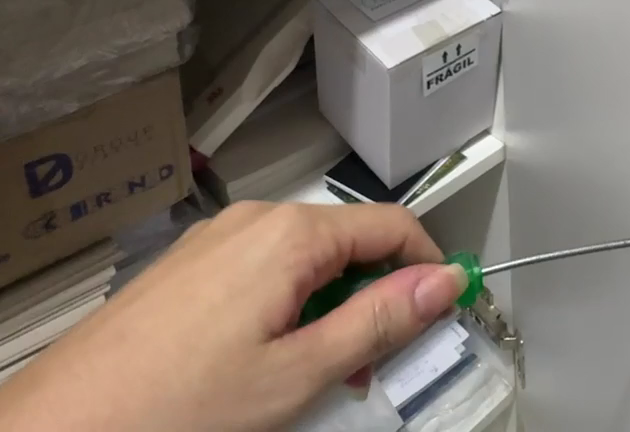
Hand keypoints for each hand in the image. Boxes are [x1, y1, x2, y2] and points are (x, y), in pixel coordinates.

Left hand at [0, 202, 469, 431]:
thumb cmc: (181, 411)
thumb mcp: (297, 375)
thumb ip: (380, 321)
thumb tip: (448, 278)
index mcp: (291, 232)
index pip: (392, 225)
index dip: (428, 264)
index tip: (445, 313)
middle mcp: (255, 217)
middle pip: (346, 240)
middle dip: (375, 293)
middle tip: (373, 368)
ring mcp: (214, 238)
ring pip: (302, 259)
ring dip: (330, 305)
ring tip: (319, 374)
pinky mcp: (184, 265)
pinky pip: (259, 270)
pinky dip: (286, 305)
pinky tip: (263, 361)